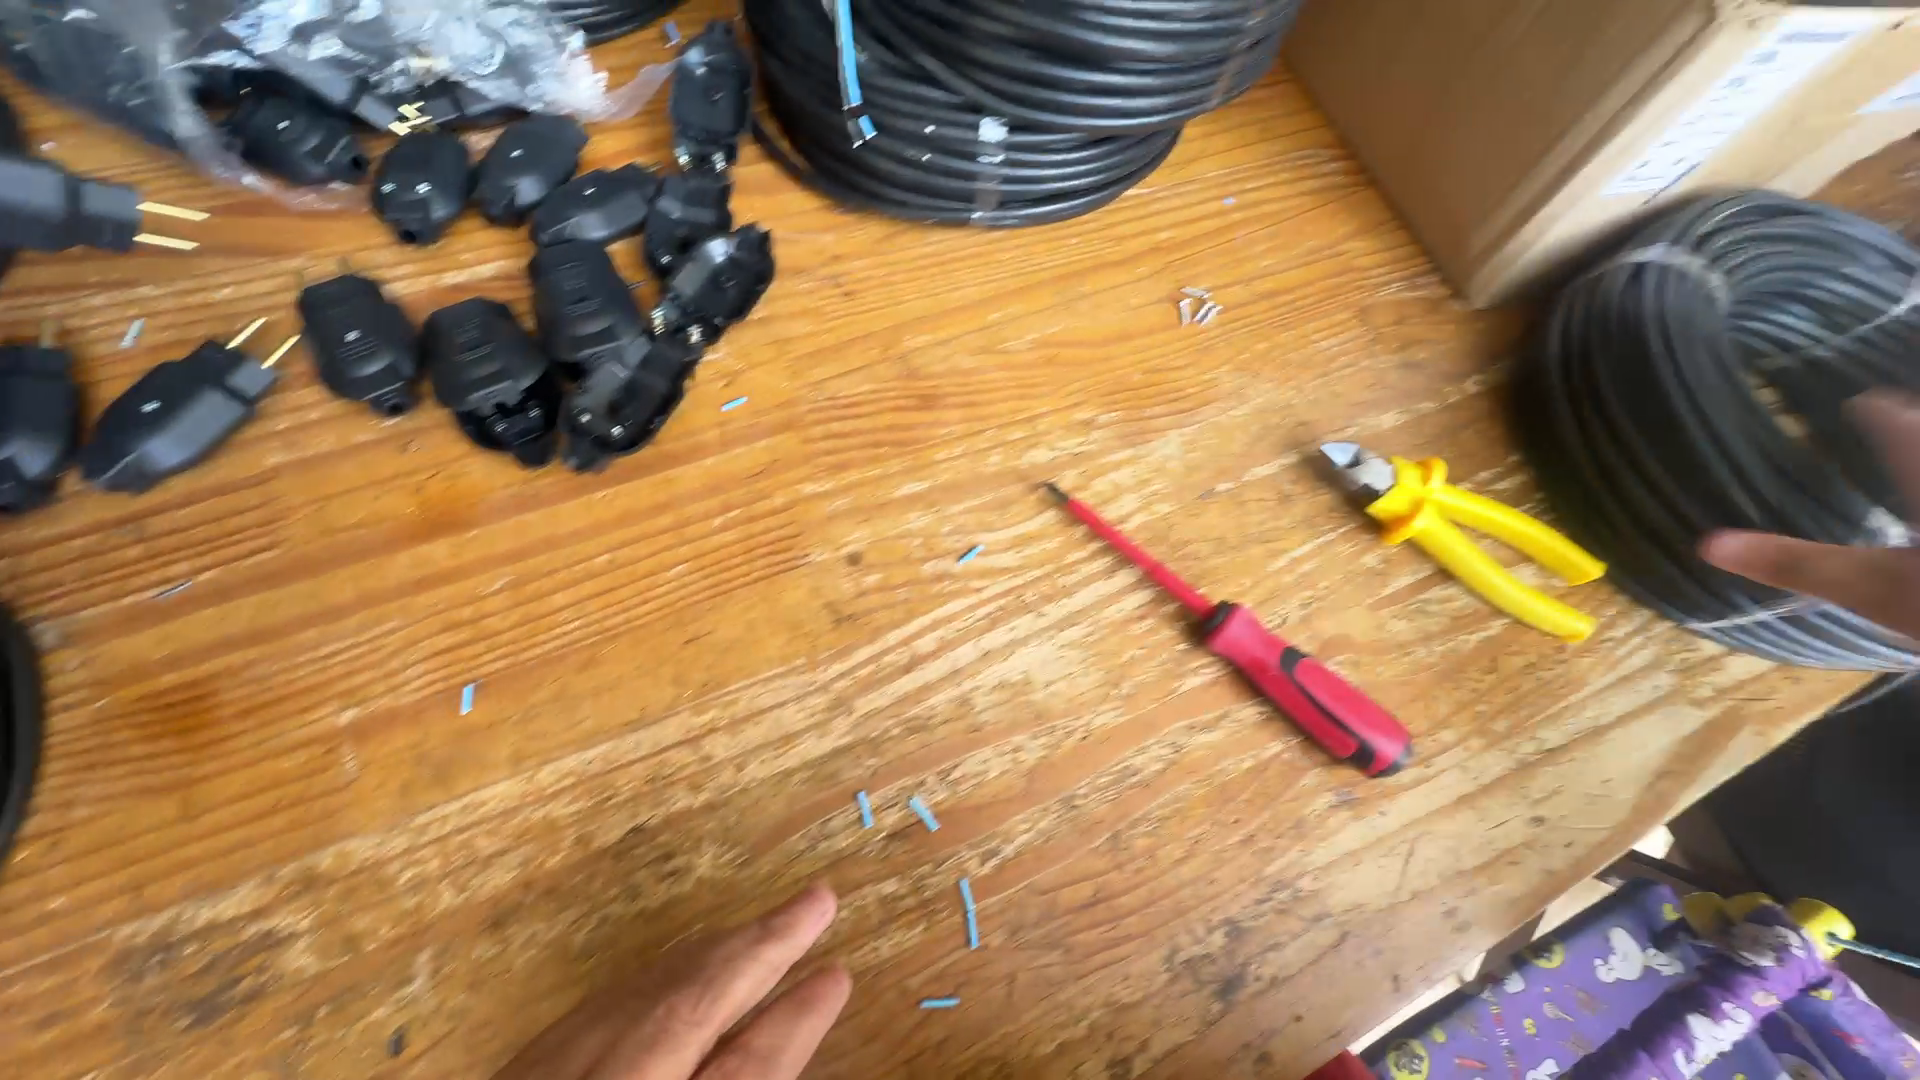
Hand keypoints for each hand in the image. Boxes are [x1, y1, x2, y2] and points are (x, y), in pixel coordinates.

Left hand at [492, 882, 851, 1079]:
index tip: (838, 973)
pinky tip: (675, 972)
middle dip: (763, 946)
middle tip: (818, 898)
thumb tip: (770, 1056)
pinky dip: (654, 980)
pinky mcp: (517, 1077)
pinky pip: (599, 1010)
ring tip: (762, 926)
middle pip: (691, 1002)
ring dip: (710, 953)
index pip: (742, 1071)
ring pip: (643, 994)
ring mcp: (548, 1079)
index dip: (795, 1021)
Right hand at [1700, 390, 1919, 638]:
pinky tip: (1912, 529)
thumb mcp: (1873, 589)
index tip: (1862, 403)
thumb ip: (1792, 562)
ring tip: (1904, 475)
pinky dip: (1917, 523)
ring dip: (1915, 468)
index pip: (1902, 433)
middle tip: (1905, 422)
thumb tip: (1705, 542)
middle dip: (1916, 433)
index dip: (1880, 416)